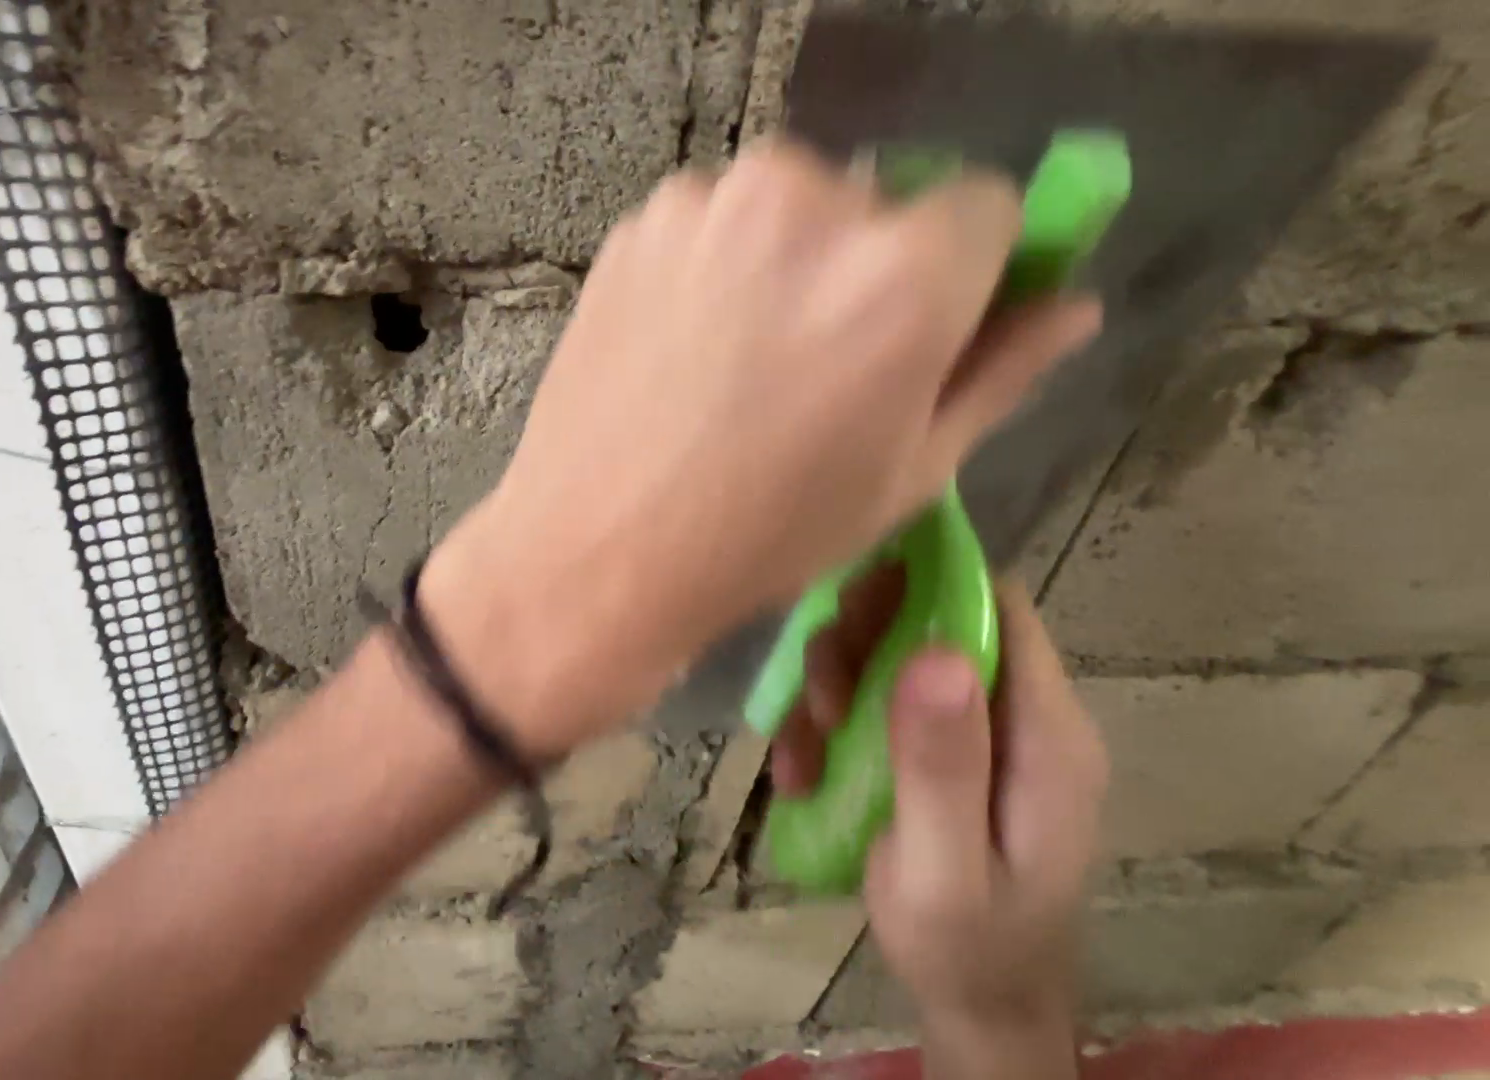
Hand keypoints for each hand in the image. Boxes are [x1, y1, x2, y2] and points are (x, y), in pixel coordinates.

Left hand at [424, 139, 1100, 754]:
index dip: (967, 273)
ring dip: (788, 264)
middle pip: (883, 203)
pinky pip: (712, 224)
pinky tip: (684, 347)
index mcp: (903, 272)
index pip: (989, 206)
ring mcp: (710, 205)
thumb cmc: (762, 536)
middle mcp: (808, 204)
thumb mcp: (905, 474)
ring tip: (740, 364)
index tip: (923, 333)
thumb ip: (998, 374)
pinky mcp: (639, 224)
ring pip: (792, 206)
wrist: (595, 551)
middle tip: (815, 366)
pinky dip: (715, 268)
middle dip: (869, 269)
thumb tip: (1073, 306)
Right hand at [773, 579, 1105, 1076]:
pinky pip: (880, 703)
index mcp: (1044, 733)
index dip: (922, 583)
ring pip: (894, 659)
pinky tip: (804, 771)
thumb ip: (940, 765)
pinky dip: (833, 724)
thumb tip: (935, 651)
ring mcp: (982, 732)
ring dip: (834, 688)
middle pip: (934, 624)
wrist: (977, 1002)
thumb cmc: (964, 943)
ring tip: (801, 750)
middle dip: (862, 646)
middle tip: (816, 700)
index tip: (847, 600)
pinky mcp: (946, 749)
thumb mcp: (940, 865)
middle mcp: (1020, 716)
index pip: (994, 607)